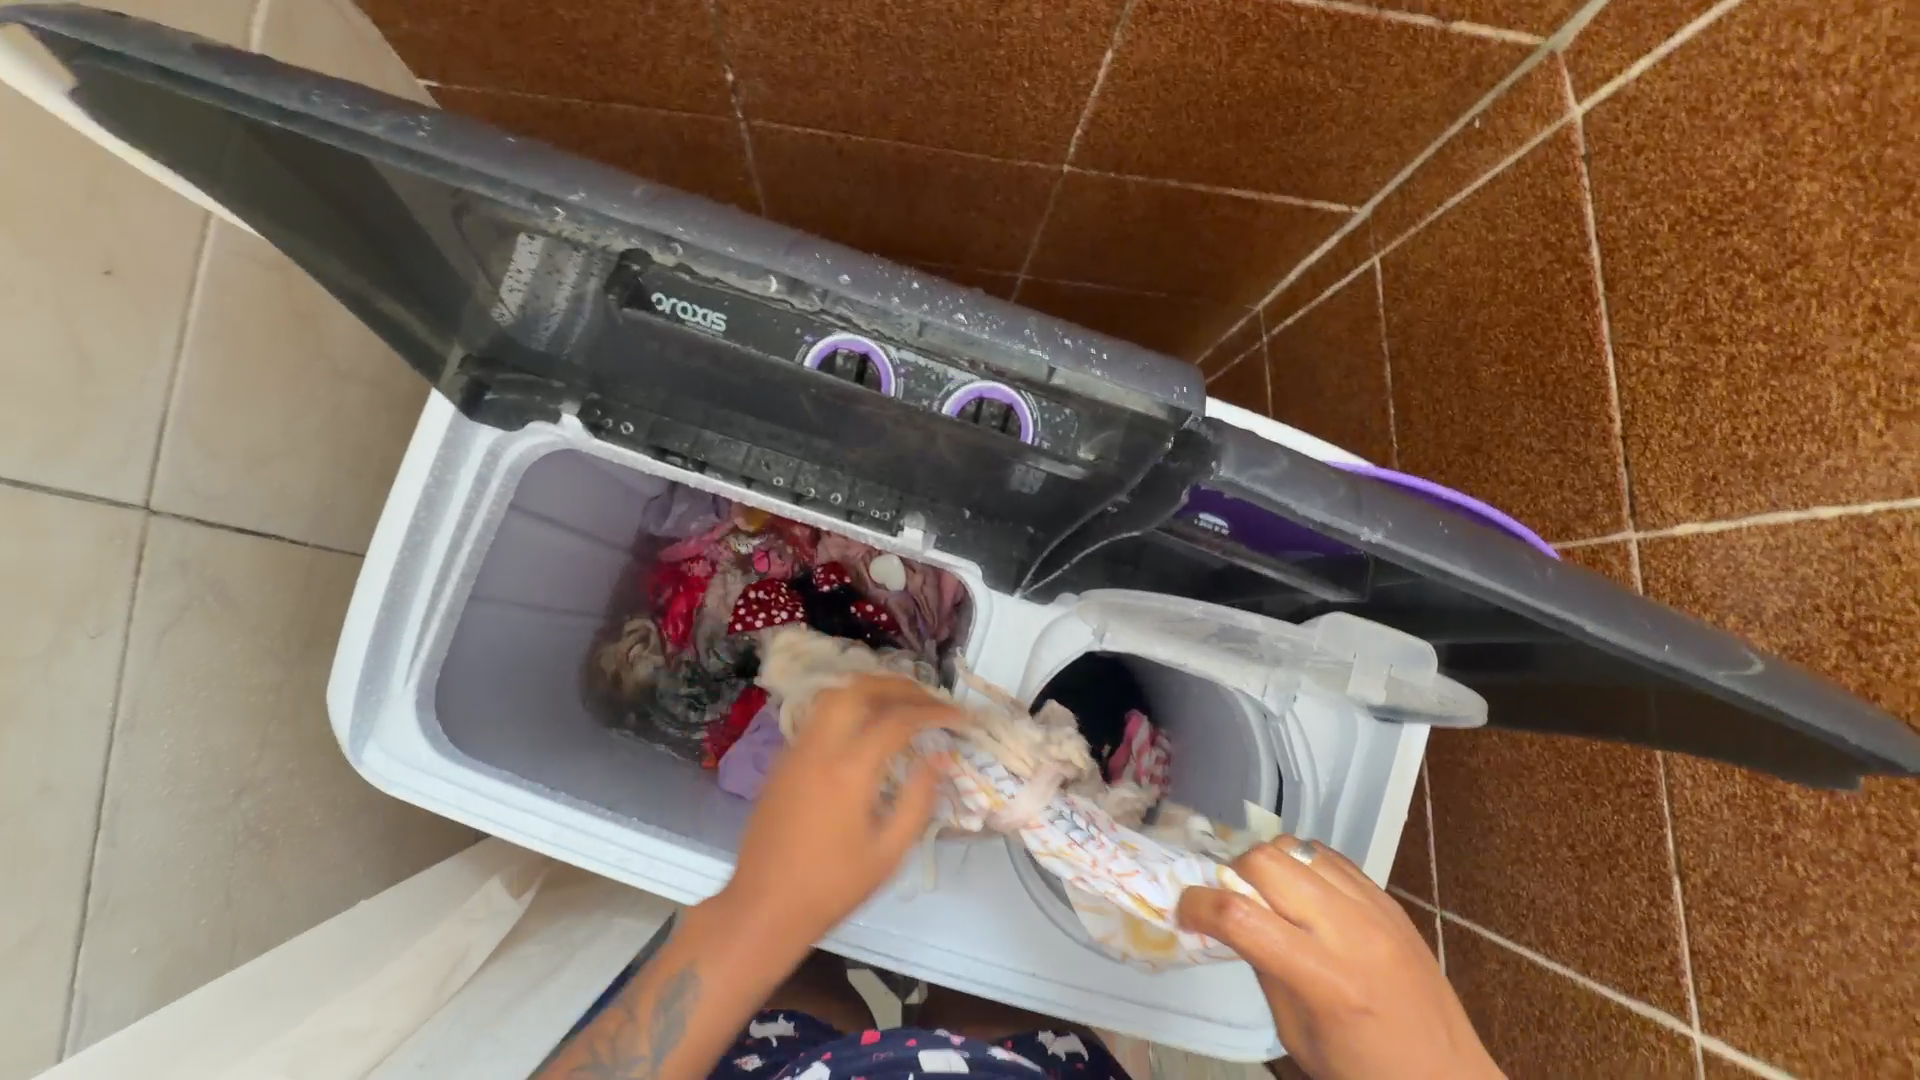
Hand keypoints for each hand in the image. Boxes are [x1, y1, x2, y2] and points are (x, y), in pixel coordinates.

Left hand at [718, 675, 950, 954]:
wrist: (763, 908)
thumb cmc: (831, 887)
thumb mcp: (888, 852)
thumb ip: (918, 799)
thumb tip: (940, 757)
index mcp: (849, 771)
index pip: (898, 719)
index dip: (933, 712)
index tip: (959, 717)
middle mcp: (819, 748)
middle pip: (860, 689)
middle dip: (900, 686)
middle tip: (930, 700)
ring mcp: (795, 751)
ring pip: (833, 696)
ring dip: (871, 690)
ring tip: (901, 704)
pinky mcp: (782, 762)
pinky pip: (818, 716)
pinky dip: (848, 707)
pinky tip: (865, 728)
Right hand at [1178, 837, 1501, 1079]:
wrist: (1449, 1079)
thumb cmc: (1363, 1073)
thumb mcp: (1296, 1033)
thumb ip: (1263, 965)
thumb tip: (1230, 917)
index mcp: (1323, 979)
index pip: (1239, 915)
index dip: (1198, 905)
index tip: (1185, 912)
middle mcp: (1349, 930)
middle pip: (1265, 861)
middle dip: (1233, 873)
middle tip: (1232, 901)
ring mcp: (1374, 907)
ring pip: (1295, 846)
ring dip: (1268, 865)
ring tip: (1270, 896)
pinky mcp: (1388, 897)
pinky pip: (1328, 856)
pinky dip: (1302, 865)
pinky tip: (1304, 895)